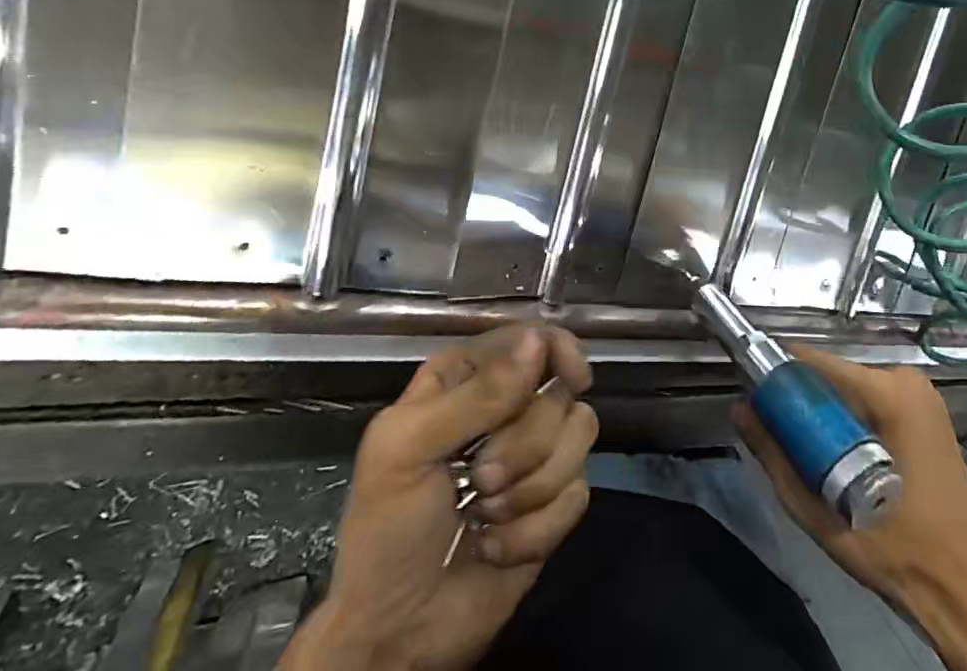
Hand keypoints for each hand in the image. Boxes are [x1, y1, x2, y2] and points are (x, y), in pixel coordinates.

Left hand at [282, 325, 597, 670]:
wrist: (400, 627)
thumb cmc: (387, 528)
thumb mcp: (408, 450)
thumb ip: (474, 395)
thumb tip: (539, 341)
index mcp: (464, 379)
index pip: (529, 338)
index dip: (558, 351)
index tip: (572, 379)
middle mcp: (506, 408)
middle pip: (559, 394)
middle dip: (522, 446)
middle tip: (478, 480)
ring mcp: (534, 457)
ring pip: (579, 439)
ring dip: (530, 489)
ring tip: (484, 515)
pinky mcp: (553, 506)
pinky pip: (578, 495)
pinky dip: (535, 529)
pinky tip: (497, 545)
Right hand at [734, 346, 966, 670]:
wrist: (966, 590)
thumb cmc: (896, 549)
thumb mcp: (821, 510)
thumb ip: (775, 456)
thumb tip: (739, 409)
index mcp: (888, 394)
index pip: (813, 362)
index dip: (776, 376)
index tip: (751, 397)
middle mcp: (907, 382)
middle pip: (831, 376)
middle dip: (801, 404)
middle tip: (783, 443)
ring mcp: (923, 397)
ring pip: (849, 391)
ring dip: (824, 417)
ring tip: (810, 457)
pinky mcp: (928, 415)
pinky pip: (871, 404)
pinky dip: (849, 423)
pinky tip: (841, 459)